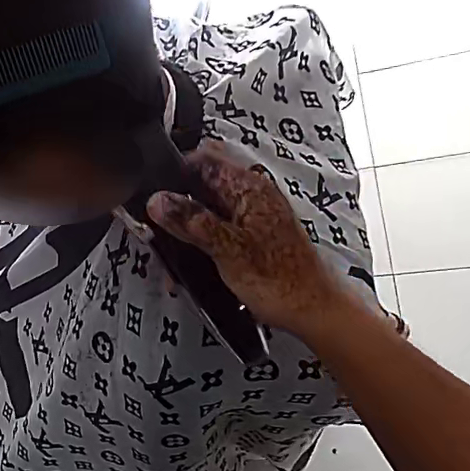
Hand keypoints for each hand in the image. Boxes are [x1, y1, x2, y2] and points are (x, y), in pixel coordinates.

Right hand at [147, 144, 361, 337]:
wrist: (313, 311)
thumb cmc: (282, 281)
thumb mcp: (226, 248)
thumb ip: (191, 220)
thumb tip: (159, 201)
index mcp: (249, 187)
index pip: (204, 159)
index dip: (175, 172)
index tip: (155, 195)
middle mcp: (254, 197)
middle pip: (204, 186)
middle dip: (178, 207)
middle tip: (160, 231)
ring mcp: (254, 218)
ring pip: (210, 212)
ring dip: (189, 231)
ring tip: (175, 257)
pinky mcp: (255, 240)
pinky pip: (220, 233)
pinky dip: (204, 246)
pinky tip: (195, 267)